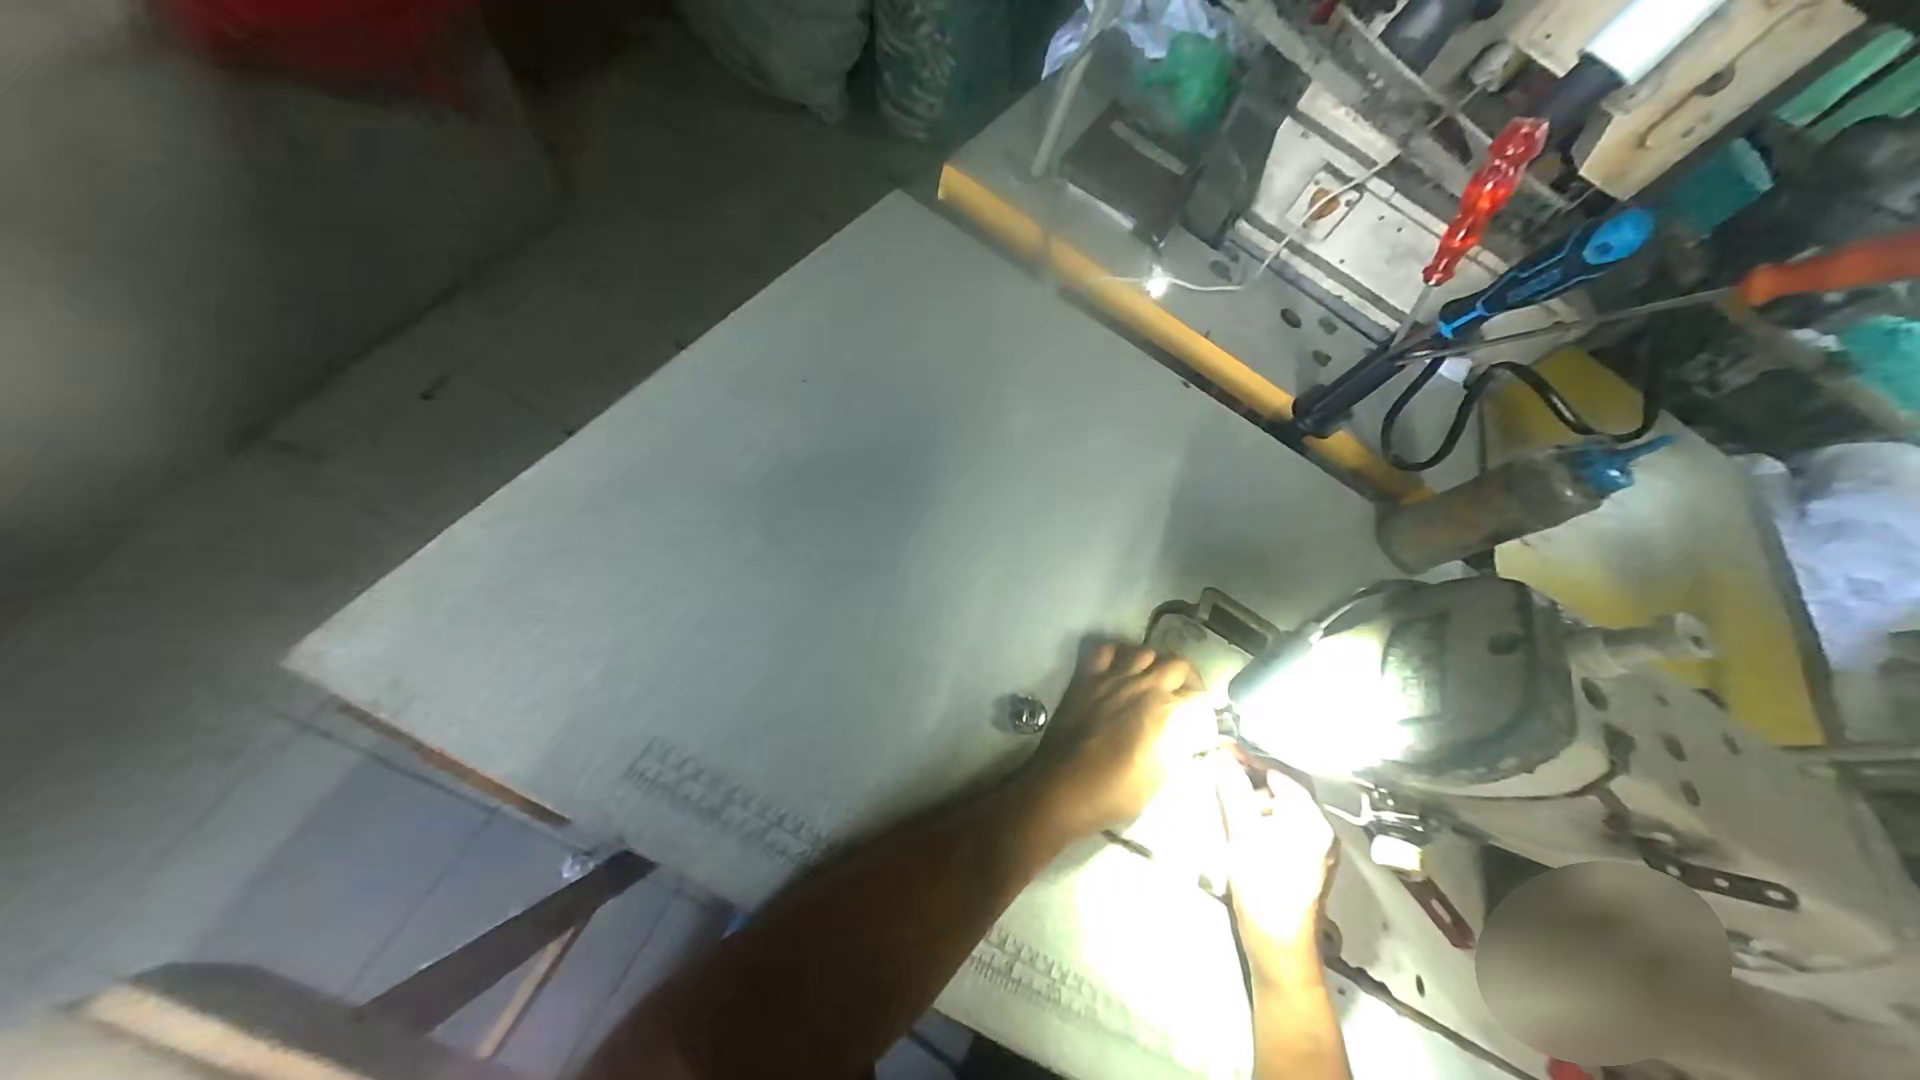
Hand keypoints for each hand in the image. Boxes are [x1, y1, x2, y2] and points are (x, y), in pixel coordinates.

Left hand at [1020, 643, 1205, 840]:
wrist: (1065, 786)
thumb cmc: (1116, 790)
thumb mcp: (1162, 778)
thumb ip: (1179, 750)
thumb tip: (1187, 738)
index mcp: (1167, 711)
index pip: (1200, 695)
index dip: (1206, 705)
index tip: (1203, 714)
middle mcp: (1143, 685)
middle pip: (1177, 663)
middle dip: (1187, 677)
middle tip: (1184, 692)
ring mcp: (1112, 677)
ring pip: (1143, 651)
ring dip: (1154, 662)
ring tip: (1152, 678)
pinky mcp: (1086, 678)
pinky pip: (1105, 650)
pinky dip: (1117, 654)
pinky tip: (1119, 667)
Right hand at [1216, 760, 1334, 945]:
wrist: (1280, 948)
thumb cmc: (1262, 887)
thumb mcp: (1241, 833)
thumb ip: (1232, 789)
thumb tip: (1220, 755)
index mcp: (1312, 819)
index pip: (1280, 773)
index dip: (1249, 758)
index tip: (1221, 749)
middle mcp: (1321, 830)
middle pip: (1284, 789)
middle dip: (1251, 779)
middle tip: (1221, 772)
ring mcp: (1316, 850)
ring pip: (1282, 809)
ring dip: (1255, 800)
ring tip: (1227, 802)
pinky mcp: (1306, 865)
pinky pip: (1283, 828)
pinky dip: (1262, 820)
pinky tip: (1241, 826)